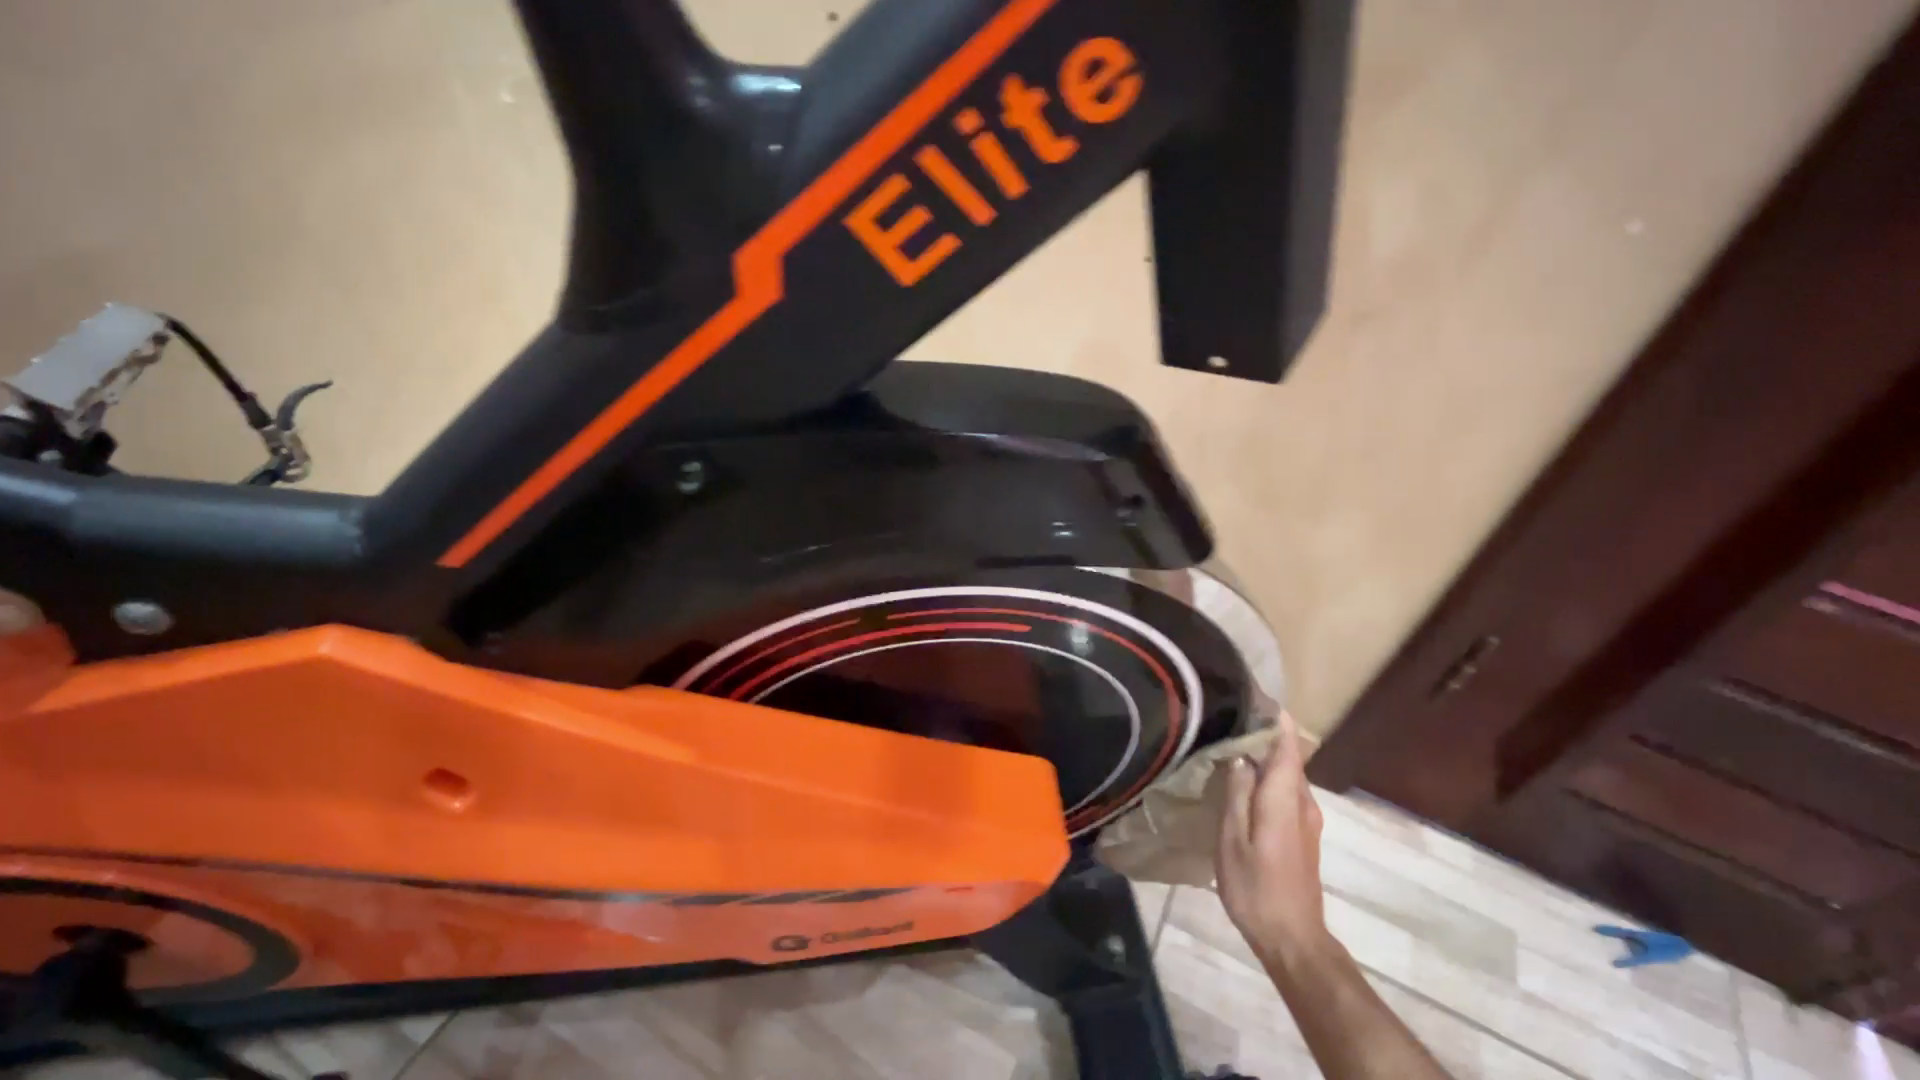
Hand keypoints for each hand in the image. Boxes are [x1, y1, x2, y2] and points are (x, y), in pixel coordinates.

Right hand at [1216, 710, 1329, 965]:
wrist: (1293, 938)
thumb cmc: (1256, 888)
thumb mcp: (1233, 841)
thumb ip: (1237, 794)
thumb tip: (1238, 755)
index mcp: (1285, 798)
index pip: (1287, 744)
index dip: (1274, 717)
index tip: (1252, 693)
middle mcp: (1303, 801)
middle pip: (1287, 756)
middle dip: (1264, 732)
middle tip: (1229, 714)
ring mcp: (1307, 819)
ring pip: (1286, 774)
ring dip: (1264, 756)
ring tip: (1230, 742)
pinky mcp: (1303, 833)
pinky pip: (1286, 791)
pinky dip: (1268, 777)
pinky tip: (1243, 781)